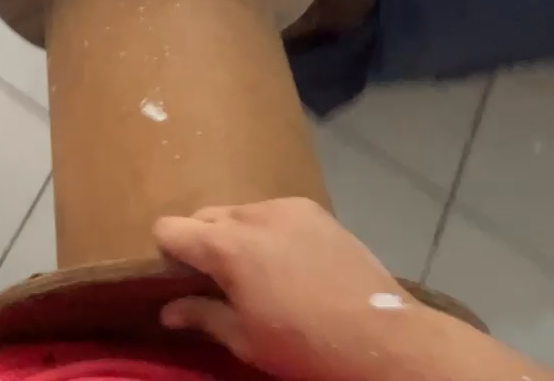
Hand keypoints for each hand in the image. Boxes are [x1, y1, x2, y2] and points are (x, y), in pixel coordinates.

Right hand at [152, 198, 435, 380]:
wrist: (386, 341)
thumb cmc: (307, 347)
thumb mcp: (247, 341)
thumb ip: (202, 316)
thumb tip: (166, 311)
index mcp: (224, 247)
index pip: (168, 228)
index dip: (169, 251)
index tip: (182, 277)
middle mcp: (247, 215)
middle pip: (203, 216)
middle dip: (204, 243)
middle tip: (225, 281)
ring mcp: (282, 206)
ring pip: (239, 213)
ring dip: (238, 235)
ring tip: (264, 271)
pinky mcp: (310, 208)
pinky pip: (273, 212)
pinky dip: (271, 231)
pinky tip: (294, 261)